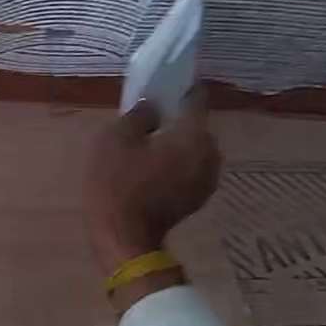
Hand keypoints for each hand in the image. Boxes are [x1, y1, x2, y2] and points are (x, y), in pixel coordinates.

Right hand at [85, 92, 221, 307]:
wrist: (123, 237)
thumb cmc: (117, 183)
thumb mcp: (115, 139)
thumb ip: (138, 115)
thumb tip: (152, 108)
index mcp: (194, 134)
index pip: (195, 98)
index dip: (178, 89)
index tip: (161, 88)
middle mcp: (211, 154)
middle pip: (194, 126)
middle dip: (174, 122)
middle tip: (146, 124)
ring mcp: (207, 180)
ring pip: (192, 150)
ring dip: (174, 146)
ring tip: (146, 150)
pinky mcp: (196, 199)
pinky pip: (187, 170)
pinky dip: (173, 166)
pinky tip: (150, 172)